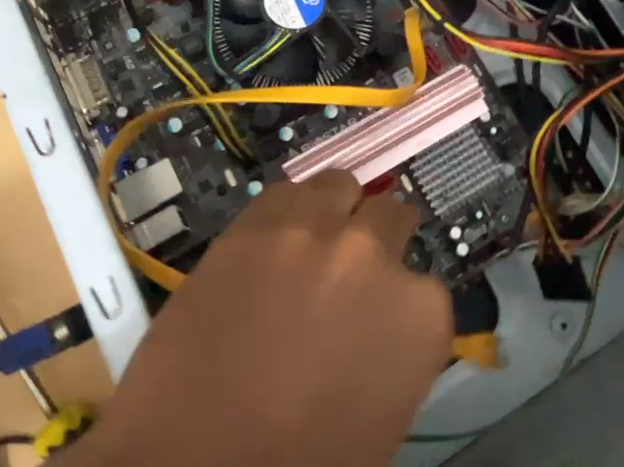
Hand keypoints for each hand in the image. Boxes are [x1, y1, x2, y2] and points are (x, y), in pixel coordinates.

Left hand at [68, 171, 453, 466]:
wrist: (198, 458)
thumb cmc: (304, 456)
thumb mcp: (382, 412)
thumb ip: (393, 344)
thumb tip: (378, 320)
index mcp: (417, 312)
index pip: (426, 282)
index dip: (398, 298)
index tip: (378, 311)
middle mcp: (370, 253)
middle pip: (389, 215)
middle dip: (376, 239)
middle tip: (349, 270)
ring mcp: (308, 230)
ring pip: (338, 185)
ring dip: (335, 209)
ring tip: (315, 238)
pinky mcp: (251, 224)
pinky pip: (282, 193)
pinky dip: (286, 210)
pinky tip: (275, 238)